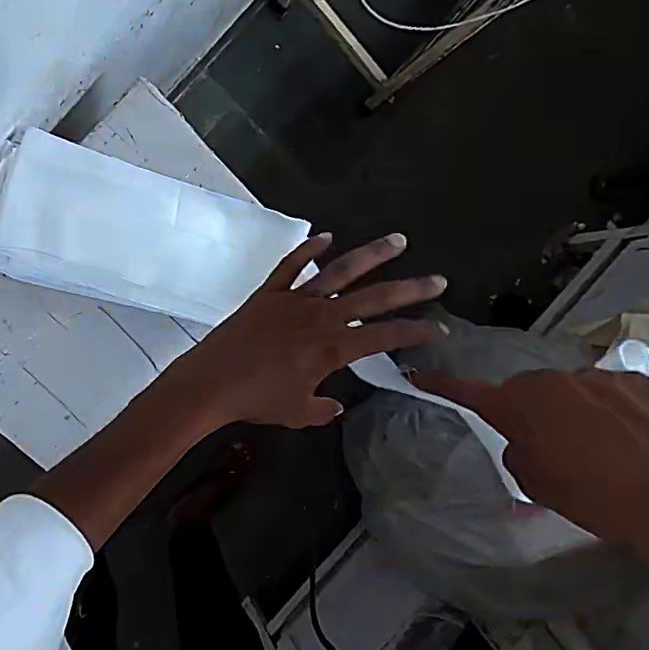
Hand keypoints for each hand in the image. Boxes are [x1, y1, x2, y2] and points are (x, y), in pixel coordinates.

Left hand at [159, 232, 445, 429]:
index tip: (437, 329)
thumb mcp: (296, 412)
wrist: (211, 382)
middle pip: (374, 298)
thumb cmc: (255, 400)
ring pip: (339, 271)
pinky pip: (291, 266)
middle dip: (410, 289)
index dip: (415, 332)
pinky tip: (325, 237)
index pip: (385, 336)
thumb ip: (321, 408)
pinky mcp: (267, 294)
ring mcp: (292, 301)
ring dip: (370, 255)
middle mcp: (319, 318)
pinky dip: (308, 250)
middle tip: (437, 280)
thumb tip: (335, 406)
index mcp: (332, 348)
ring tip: (396, 241)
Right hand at [410, 367, 648, 588]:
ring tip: (601, 453)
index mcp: (520, 405)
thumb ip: (518, 453)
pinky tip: (634, 444)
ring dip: (572, 413)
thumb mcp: (538, 486)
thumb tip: (528, 439)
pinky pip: (611, 393)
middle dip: (528, 413)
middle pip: (526, 392)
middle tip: (547, 451)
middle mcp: (555, 381)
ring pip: (570, 392)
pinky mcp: (646, 383)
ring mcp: (603, 378)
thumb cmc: (600, 501)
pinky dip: (611, 413)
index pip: (467, 391)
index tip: (415, 375)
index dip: (439, 385)